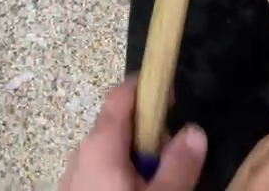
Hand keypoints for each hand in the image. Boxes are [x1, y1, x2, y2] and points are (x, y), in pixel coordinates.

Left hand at [58, 78, 206, 190]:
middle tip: (176, 164)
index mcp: (101, 144)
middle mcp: (82, 154)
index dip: (150, 88)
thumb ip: (180, 165)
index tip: (175, 100)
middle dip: (151, 138)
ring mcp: (74, 180)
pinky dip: (124, 183)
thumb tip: (194, 130)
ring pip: (113, 156)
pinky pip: (103, 179)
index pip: (123, 93)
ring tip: (162, 190)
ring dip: (139, 166)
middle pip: (121, 126)